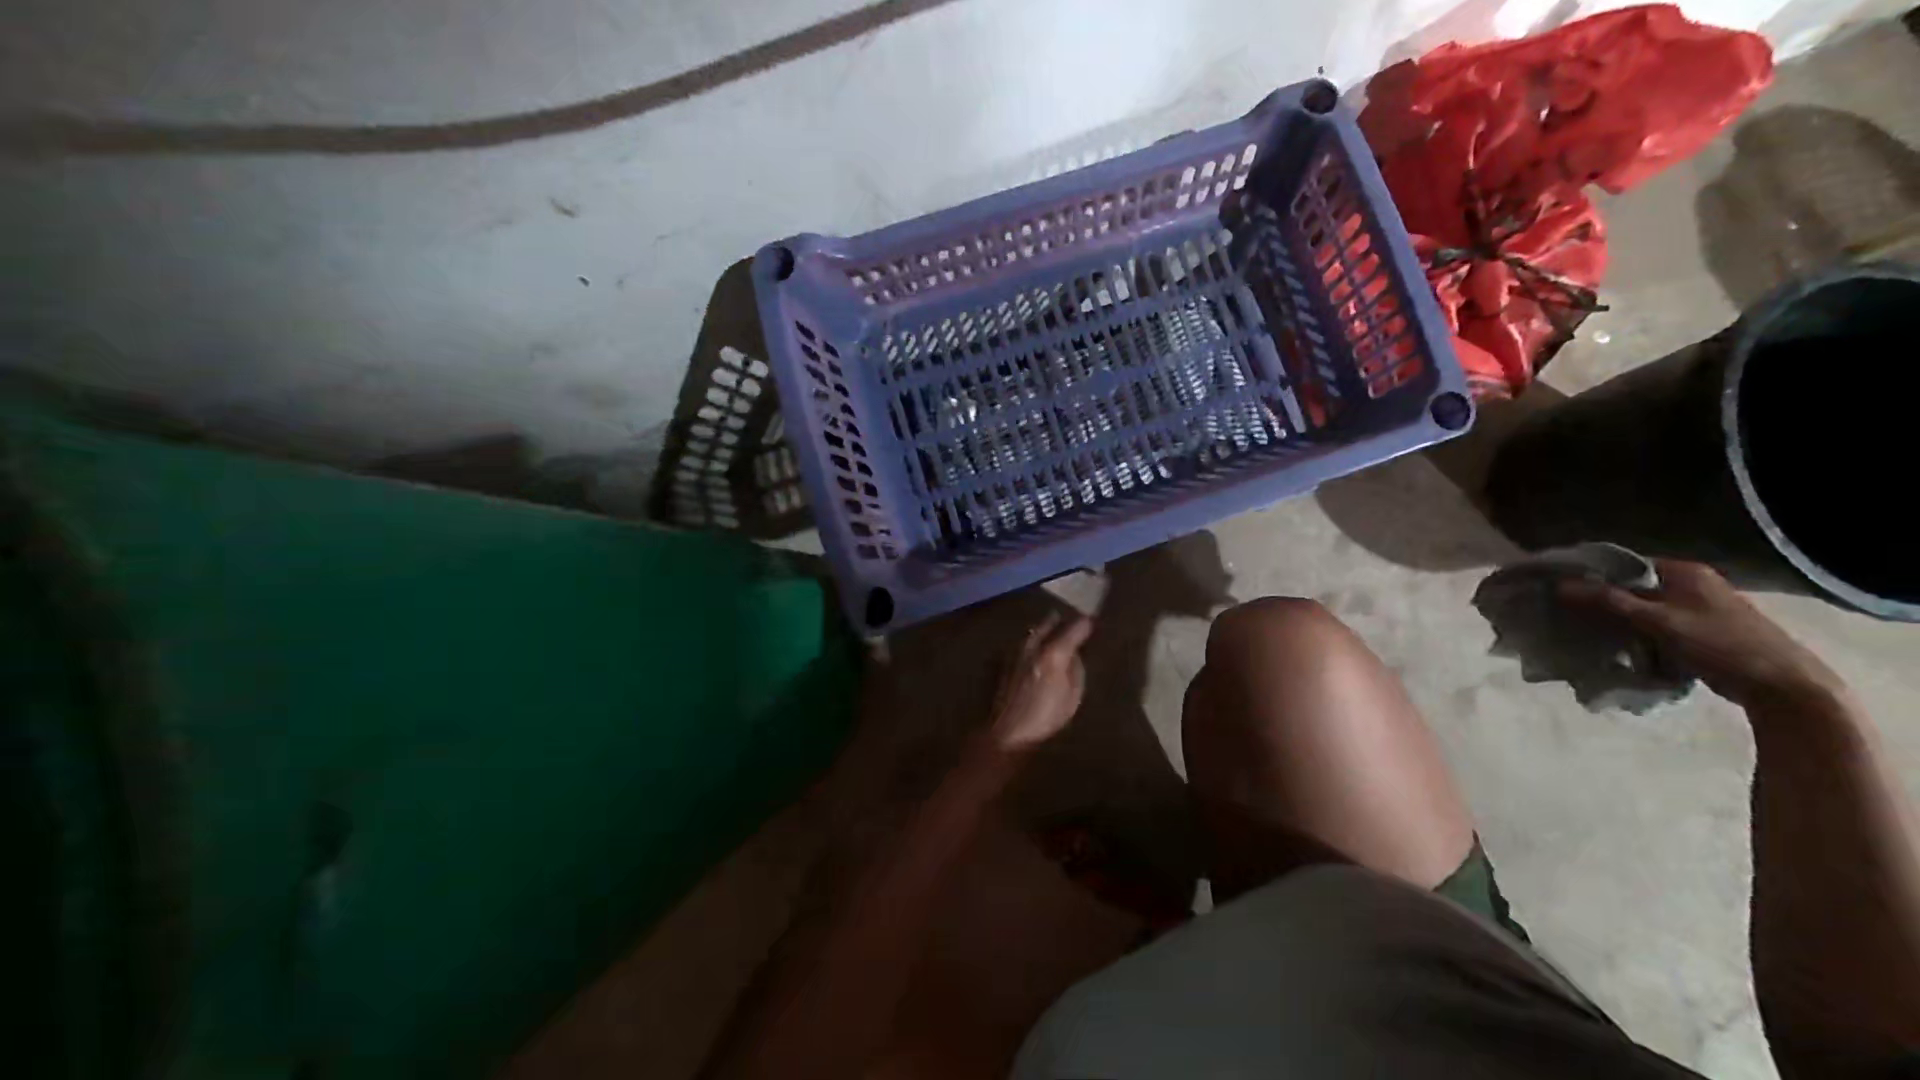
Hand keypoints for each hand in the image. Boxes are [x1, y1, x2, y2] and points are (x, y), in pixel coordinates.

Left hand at [985, 611, 1093, 752]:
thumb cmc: (1046, 717)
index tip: (1091, 621)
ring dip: (1045, 628)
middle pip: (1049, 623)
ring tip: (1053, 627)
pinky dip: (1033, 640)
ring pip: (1034, 631)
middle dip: (1061, 621)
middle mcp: (1034, 646)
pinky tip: (1035, 646)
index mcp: (1054, 653)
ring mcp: (1017, 651)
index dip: (1084, 624)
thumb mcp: (1072, 696)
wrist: (1009, 731)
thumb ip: (1075, 670)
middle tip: (1071, 621)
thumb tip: (1074, 655)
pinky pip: (1024, 642)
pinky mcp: (1006, 660)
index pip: (1073, 629)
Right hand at [1559, 559, 1844, 708]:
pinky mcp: (1700, 633)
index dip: (1592, 574)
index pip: (1624, 563)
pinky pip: (1655, 628)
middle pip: (1632, 588)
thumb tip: (1559, 585)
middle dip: (1601, 601)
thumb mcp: (1659, 621)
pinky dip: (1636, 636)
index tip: (1561, 588)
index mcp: (1684, 572)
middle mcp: (1691, 584)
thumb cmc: (1721, 644)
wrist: (1784, 686)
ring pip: (1642, 610)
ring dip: (1617, 622)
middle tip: (1568, 613)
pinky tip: (1619, 648)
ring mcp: (1698, 609)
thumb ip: (1608, 601)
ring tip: (1587, 633)